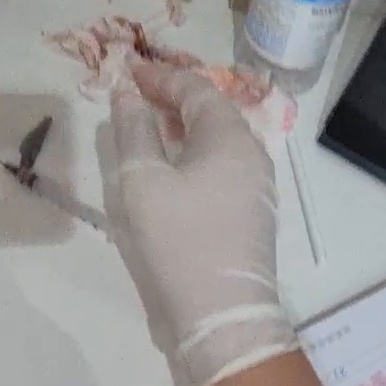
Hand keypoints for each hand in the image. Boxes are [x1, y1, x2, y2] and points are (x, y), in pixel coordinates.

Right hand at [112, 62, 296, 385]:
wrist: (224, 313)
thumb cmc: (180, 242)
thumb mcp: (144, 182)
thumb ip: (133, 131)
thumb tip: (128, 95)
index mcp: (231, 137)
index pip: (196, 88)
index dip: (159, 77)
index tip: (126, 72)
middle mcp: (253, 154)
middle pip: (213, 112)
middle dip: (173, 99)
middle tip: (136, 98)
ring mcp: (259, 186)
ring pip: (221, 141)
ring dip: (186, 129)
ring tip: (151, 130)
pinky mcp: (255, 213)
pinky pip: (226, 167)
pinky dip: (198, 156)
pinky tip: (177, 171)